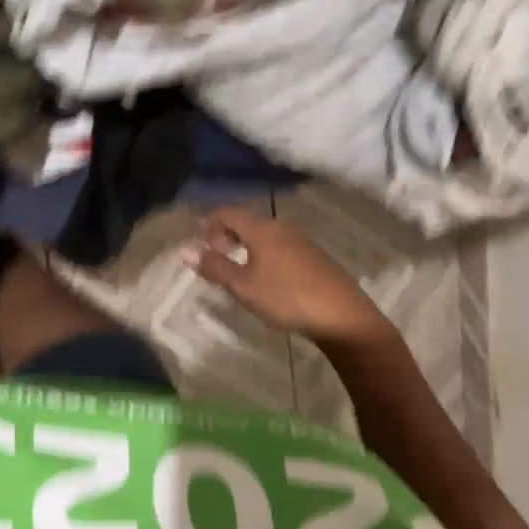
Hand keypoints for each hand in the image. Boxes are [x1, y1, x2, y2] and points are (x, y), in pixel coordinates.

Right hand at [185, 207, 398, 355]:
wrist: (343, 316)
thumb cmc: (286, 298)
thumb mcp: (243, 286)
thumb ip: (214, 267)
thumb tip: (185, 251)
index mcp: (261, 229)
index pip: (228, 212)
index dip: (209, 223)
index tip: (199, 243)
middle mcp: (282, 227)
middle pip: (247, 220)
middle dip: (227, 233)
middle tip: (215, 255)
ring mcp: (302, 240)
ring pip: (265, 233)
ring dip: (246, 244)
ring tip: (238, 268)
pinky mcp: (315, 256)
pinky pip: (281, 244)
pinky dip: (264, 252)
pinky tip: (267, 276)